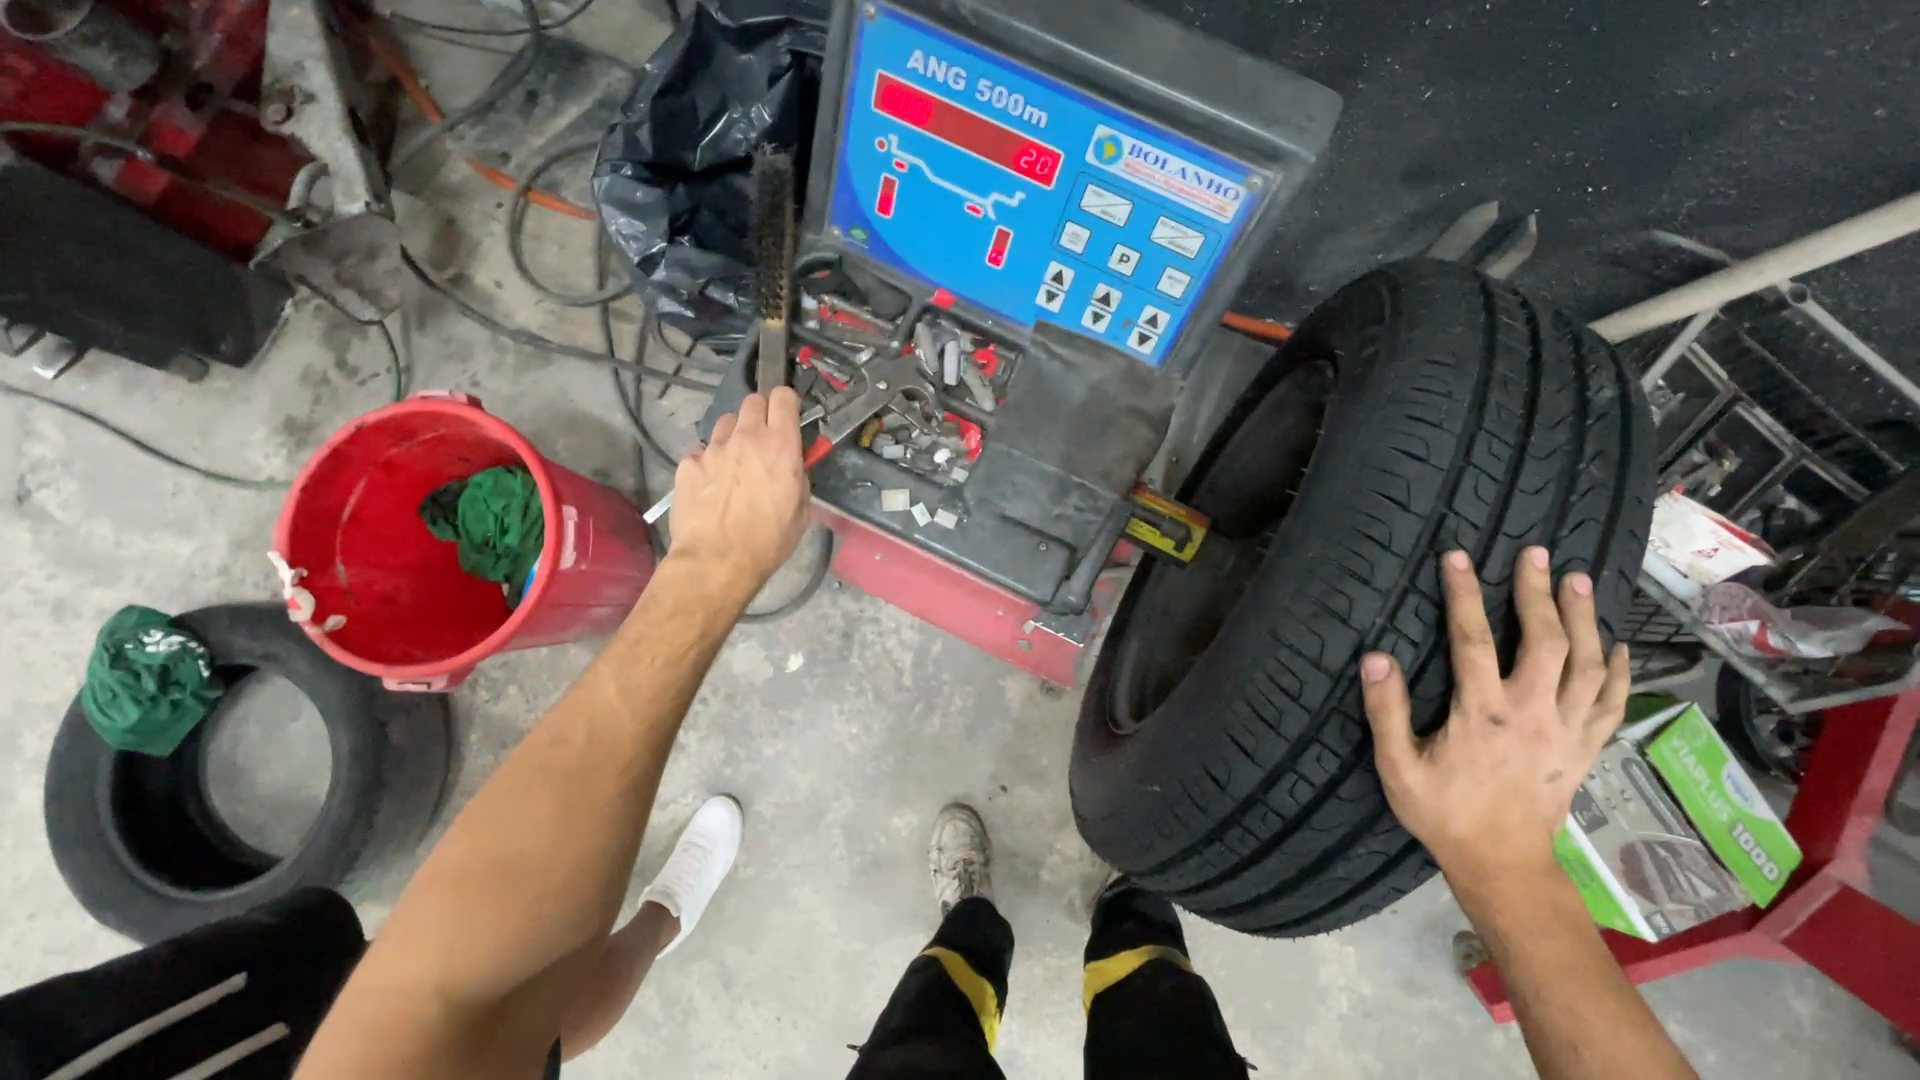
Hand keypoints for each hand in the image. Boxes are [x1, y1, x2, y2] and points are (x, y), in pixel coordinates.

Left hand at [667, 389, 810, 592]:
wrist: (717, 561)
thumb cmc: (768, 541)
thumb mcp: (801, 511)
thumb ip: (798, 478)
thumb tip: (792, 467)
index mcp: (780, 445)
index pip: (783, 397)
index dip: (787, 403)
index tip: (788, 417)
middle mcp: (746, 437)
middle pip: (752, 401)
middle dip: (760, 415)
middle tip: (762, 441)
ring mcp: (713, 448)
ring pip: (725, 424)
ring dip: (733, 436)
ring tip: (733, 464)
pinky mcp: (687, 463)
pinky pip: (702, 452)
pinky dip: (708, 462)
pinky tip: (710, 486)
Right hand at [1360, 547, 1630, 882]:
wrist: (1501, 863)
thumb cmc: (1442, 812)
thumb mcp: (1397, 767)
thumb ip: (1386, 712)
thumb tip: (1376, 658)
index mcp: (1483, 713)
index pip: (1473, 639)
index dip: (1465, 594)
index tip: (1459, 557)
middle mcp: (1533, 712)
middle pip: (1546, 641)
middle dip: (1539, 593)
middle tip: (1537, 554)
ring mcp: (1567, 730)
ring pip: (1587, 664)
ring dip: (1583, 618)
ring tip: (1577, 581)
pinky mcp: (1586, 747)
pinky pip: (1611, 701)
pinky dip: (1617, 669)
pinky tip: (1615, 645)